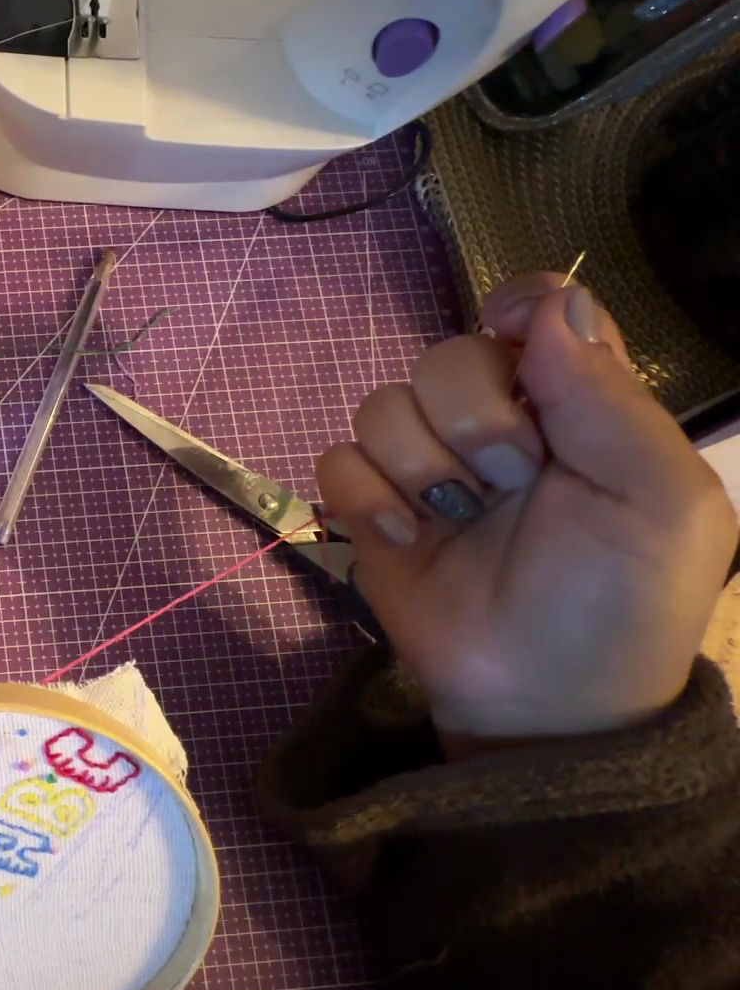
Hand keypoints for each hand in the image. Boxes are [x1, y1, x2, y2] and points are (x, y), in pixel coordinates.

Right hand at [317, 276, 736, 742]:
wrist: (533, 689)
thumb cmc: (615, 596)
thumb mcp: (654, 500)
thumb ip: (606, 398)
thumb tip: (550, 300)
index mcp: (576, 409)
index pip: (536, 313)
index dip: (516, 306)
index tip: (509, 332)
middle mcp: (493, 423)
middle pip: (441, 357)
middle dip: (468, 419)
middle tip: (507, 480)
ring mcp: (420, 463)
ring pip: (378, 408)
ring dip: (415, 465)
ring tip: (451, 518)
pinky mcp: (363, 501)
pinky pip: (335, 461)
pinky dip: (362, 497)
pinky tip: (400, 535)